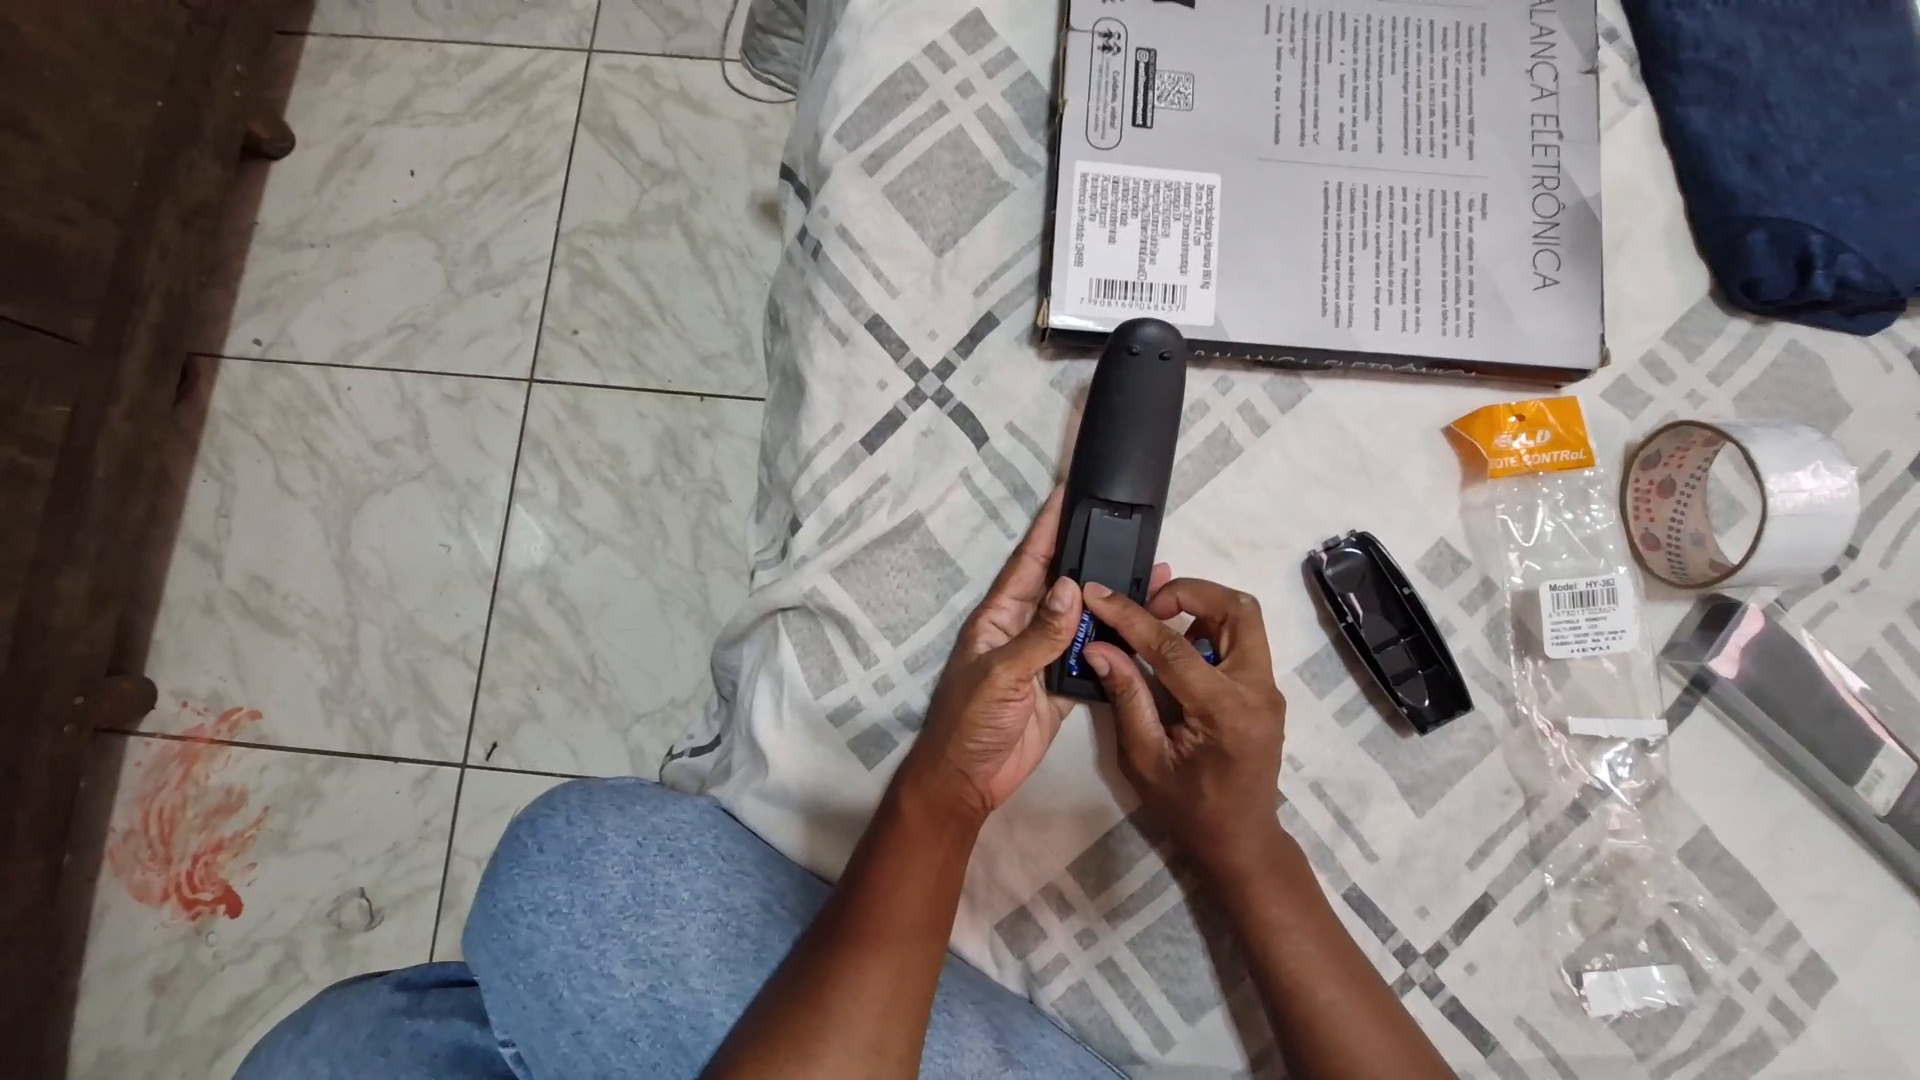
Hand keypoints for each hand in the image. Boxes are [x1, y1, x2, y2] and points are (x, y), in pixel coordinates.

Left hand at [899, 488, 1167, 820]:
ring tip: (1147, 575)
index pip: (1028, 562)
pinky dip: (1112, 642)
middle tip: (1126, 530)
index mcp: (1000, 617)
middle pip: (1061, 585)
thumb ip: (1038, 635)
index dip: (1047, 528)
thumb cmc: (970, 722)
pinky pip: (1090, 656)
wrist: (969, 780)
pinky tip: (1139, 628)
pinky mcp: (1062, 687)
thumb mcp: (1000, 674)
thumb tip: (1070, 587)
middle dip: (1090, 557)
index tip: (1067, 493)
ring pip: (1081, 620)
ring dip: (1109, 601)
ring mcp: (1044, 658)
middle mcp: (1024, 630)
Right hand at [1080, 578, 1289, 883]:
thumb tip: (1098, 646)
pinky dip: (1209, 627)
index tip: (1097, 593)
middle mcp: (1257, 690)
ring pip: (1244, 616)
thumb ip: (1126, 697)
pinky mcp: (1265, 688)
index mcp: (1224, 711)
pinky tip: (1179, 650)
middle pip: (1235, 608)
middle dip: (1186, 592)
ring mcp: (1267, 687)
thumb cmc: (1187, 809)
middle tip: (1147, 608)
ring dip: (1200, 607)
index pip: (1172, 646)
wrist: (1241, 840)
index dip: (1129, 615)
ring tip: (1159, 625)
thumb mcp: (1143, 759)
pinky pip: (1243, 637)